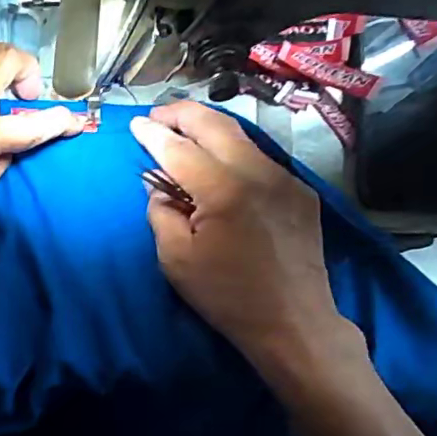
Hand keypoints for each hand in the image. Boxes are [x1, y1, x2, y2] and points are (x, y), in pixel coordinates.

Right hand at [129, 101, 351, 366]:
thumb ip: (162, 214)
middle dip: (184, 116)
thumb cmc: (223, 294)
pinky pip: (259, 161)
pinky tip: (216, 163)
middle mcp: (260, 175)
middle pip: (218, 127)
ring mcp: (287, 181)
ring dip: (209, 129)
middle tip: (157, 115)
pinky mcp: (300, 194)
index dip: (154, 135)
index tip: (135, 124)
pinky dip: (231, 152)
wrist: (291, 320)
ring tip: (182, 130)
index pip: (181, 150)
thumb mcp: (175, 257)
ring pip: (243, 139)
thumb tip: (159, 187)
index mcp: (225, 191)